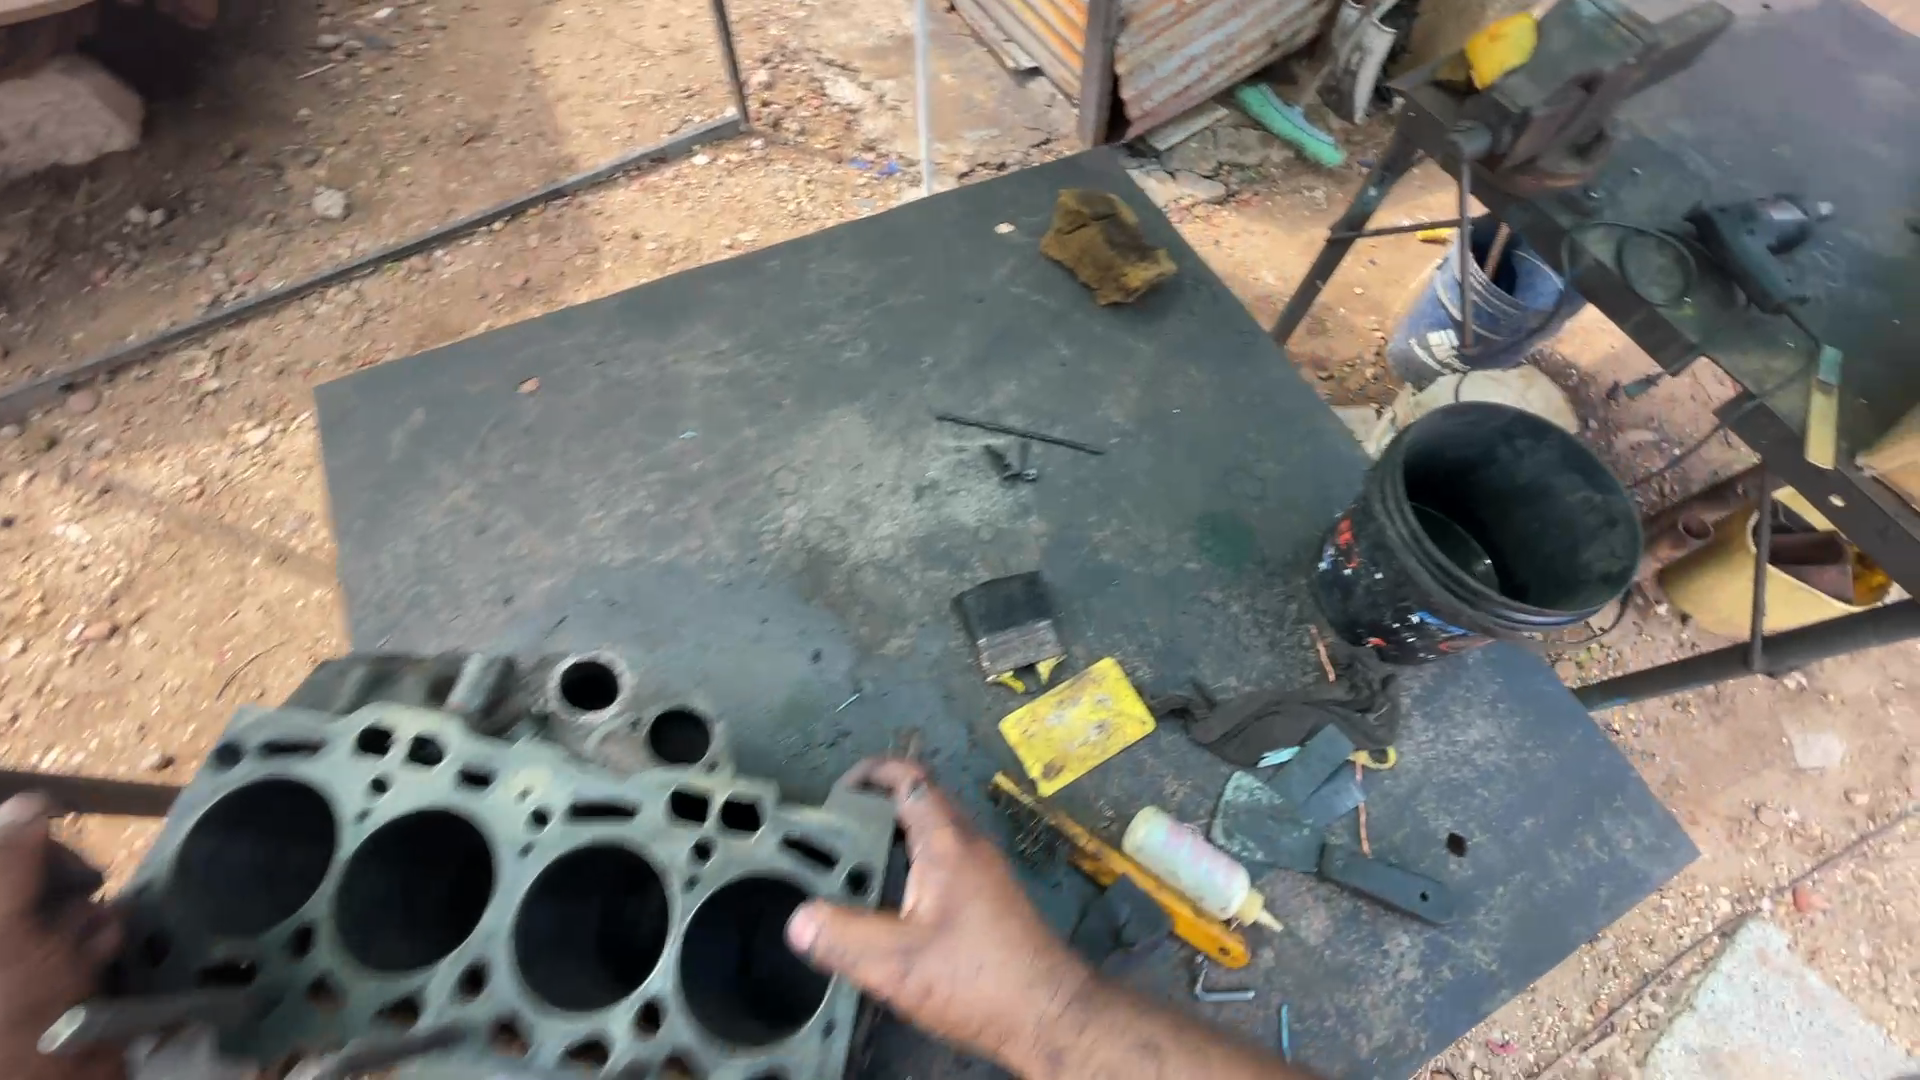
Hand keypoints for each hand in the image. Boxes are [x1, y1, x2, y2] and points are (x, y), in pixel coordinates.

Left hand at [0, 795, 123, 1079]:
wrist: (53, 1079)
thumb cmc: (10, 1011)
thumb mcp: (7, 931)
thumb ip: (13, 867)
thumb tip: (29, 802)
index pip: (4, 856)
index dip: (28, 849)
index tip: (62, 855)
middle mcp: (5, 941)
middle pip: (26, 885)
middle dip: (64, 890)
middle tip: (78, 909)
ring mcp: (18, 965)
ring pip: (54, 912)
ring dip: (87, 918)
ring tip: (92, 942)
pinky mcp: (42, 982)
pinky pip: (74, 939)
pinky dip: (95, 941)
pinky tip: (99, 954)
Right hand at [784, 759, 1091, 1067]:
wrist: (1047, 1010)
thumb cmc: (976, 977)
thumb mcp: (897, 963)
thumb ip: (843, 938)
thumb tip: (798, 919)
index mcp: (946, 841)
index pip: (910, 779)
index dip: (872, 772)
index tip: (839, 789)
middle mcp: (969, 841)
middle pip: (923, 797)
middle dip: (880, 801)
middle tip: (840, 825)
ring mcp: (985, 865)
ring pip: (936, 826)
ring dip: (899, 829)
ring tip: (858, 857)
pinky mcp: (991, 890)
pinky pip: (947, 852)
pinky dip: (916, 854)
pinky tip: (896, 893)